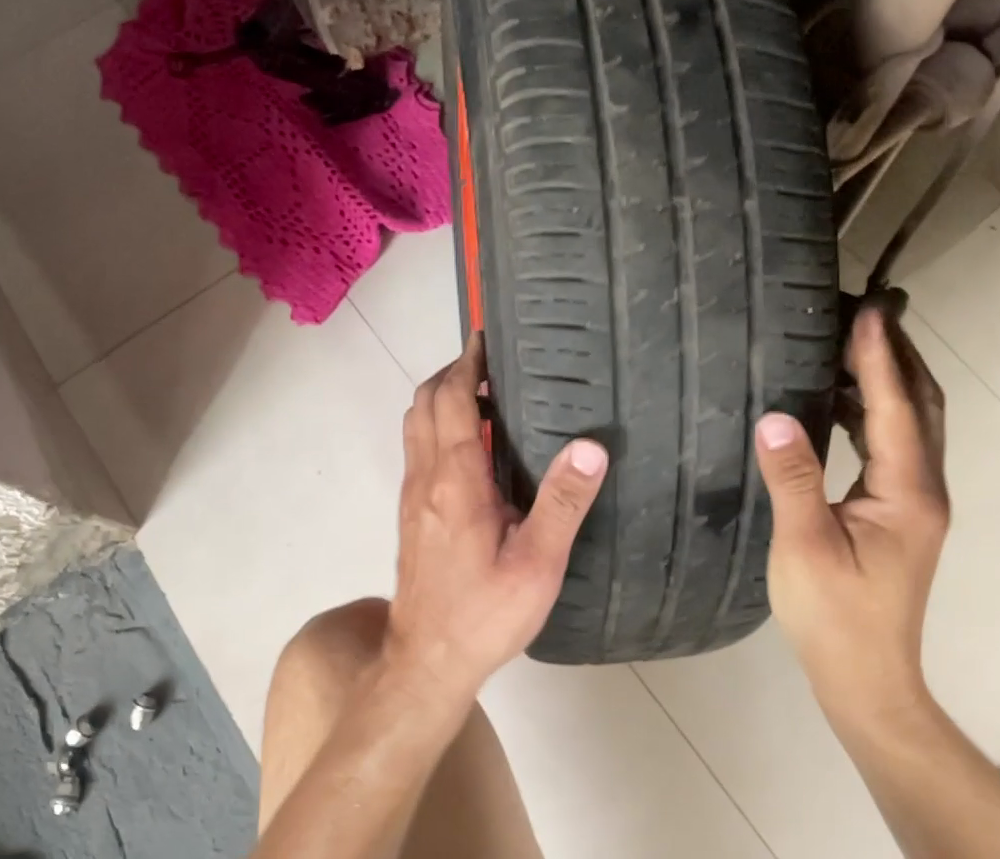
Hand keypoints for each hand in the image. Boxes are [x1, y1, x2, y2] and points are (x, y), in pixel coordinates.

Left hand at [384, 333, 607, 701]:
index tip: (486, 339)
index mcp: (455, 478)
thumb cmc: (484, 613)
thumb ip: (562, 503)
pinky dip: (437, 426)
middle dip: (452, 372)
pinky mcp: (410, 513)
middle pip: (426, 402)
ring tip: (484, 396)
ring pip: (416, 424)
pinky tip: (472, 447)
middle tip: (490, 363)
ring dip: (442, 398)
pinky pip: (418, 449)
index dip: (467, 363)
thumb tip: (590, 446)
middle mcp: (425, 476)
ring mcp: (412, 494)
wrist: (426, 660)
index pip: (453, 398)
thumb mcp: (537, 563)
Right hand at [755, 300, 948, 724]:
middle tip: (863, 312)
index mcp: (908, 492)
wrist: (865, 678)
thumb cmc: (835, 616)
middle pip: (921, 406)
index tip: (866, 310)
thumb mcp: (805, 547)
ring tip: (847, 343)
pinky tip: (835, 402)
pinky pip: (891, 444)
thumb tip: (775, 417)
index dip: (879, 357)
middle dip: (896, 356)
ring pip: (910, 424)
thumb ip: (793, 479)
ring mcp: (913, 502)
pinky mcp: (896, 513)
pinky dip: (871, 410)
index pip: (897, 408)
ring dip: (887, 380)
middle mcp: (922, 489)